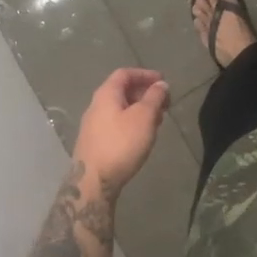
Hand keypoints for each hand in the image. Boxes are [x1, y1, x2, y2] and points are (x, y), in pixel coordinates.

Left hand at [71, 67, 168, 193]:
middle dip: (145, 94)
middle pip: (122, 91)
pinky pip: (116, 124)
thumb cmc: (121, 144)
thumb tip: (161, 84)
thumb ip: (154, 97)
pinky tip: (142, 137)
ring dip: (140, 110)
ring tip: (157, 121)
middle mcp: (96, 106)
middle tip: (164, 104)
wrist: (93, 183)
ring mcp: (93, 126)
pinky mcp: (95, 143)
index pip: (125, 74)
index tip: (163, 81)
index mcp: (106, 94)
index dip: (145, 74)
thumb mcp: (144, 117)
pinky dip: (132, 123)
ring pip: (120, 109)